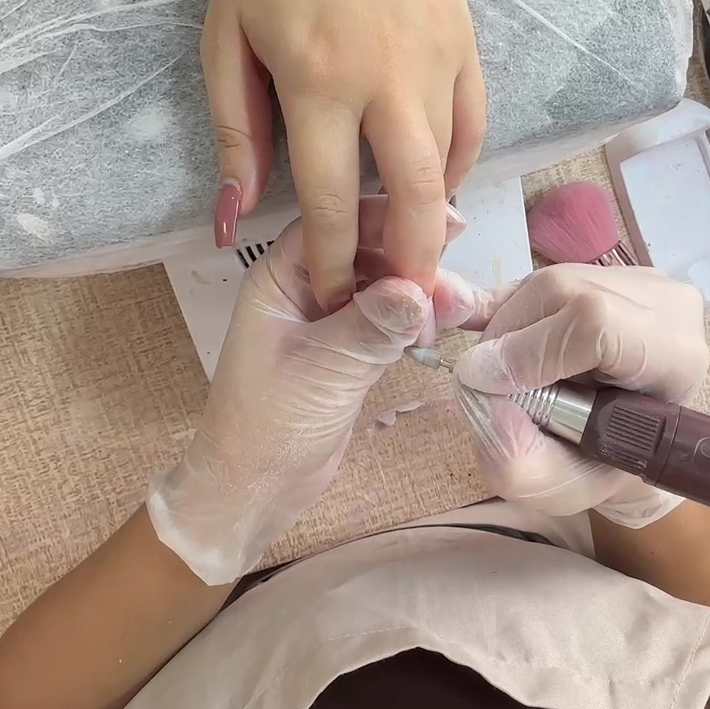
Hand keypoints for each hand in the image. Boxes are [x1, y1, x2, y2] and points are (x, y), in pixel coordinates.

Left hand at [148, 197, 481, 583]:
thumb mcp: (321, 371)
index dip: (386, 219)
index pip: (336, 225)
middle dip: (411, 261)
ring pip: (382, 286)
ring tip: (454, 310)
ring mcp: (329, 320)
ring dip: (419, 293)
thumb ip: (370, 328)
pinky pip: (388, 321)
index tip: (442, 225)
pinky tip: (439, 328)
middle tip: (452, 287)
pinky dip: (414, 322)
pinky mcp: (350, 351)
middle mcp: (306, 289)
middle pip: (366, 252)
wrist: (254, 489)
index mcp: (280, 277)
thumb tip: (421, 290)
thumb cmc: (268, 425)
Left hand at [203, 0, 485, 310]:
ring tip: (415, 250)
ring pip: (449, 163)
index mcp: (317, 80)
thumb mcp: (226, 41)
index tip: (334, 301)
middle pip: (413, 195)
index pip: (330, 200)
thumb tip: (233, 220)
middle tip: (403, 301)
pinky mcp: (467, 44)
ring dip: (433, 216)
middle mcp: (386, 77)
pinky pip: (476, 125)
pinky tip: (437, 184)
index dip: (333, 263)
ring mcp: (437, 59)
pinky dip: (461, 165)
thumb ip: (233, 134)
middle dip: (409, 261)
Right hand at [451, 265, 709, 527]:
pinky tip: (461, 316)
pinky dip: (488, 303)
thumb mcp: (563, 489)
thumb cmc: (603, 468)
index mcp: (675, 356)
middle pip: (556, 293)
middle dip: (504, 341)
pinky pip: (527, 277)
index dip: (529, 351)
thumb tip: (477, 388)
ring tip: (512, 375)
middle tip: (494, 388)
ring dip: (502, 329)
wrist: (624, 441)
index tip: (486, 386)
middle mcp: (663, 301)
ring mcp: (633, 277)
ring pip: (539, 283)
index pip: (595, 324)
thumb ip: (519, 460)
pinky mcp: (595, 268)